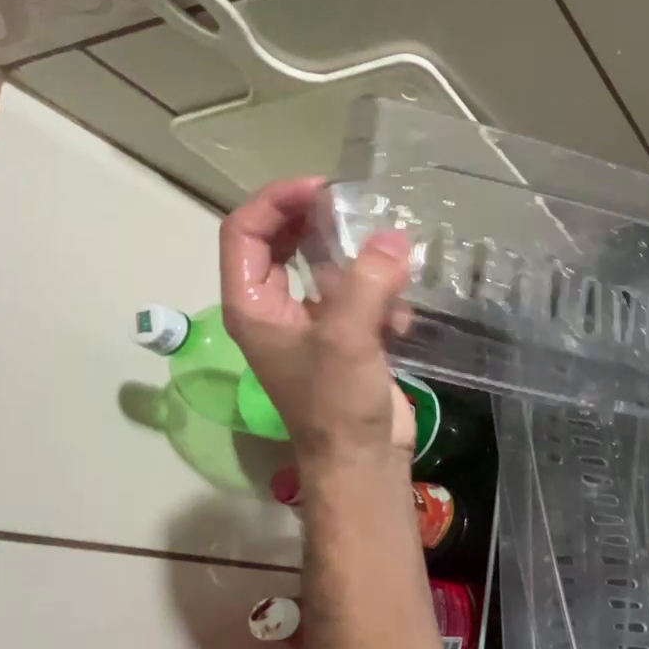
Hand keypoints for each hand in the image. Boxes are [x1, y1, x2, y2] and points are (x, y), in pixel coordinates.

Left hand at [220, 178, 416, 469]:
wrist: (364, 459)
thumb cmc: (338, 403)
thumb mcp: (347, 339)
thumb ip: (368, 284)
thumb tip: (394, 238)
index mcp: (253, 305)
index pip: (244, 234)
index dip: (275, 203)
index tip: (319, 189)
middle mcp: (276, 311)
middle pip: (283, 246)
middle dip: (315, 225)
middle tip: (353, 208)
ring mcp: (314, 327)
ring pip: (328, 273)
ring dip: (359, 263)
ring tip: (391, 260)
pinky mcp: (351, 344)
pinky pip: (361, 302)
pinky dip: (383, 299)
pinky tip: (404, 315)